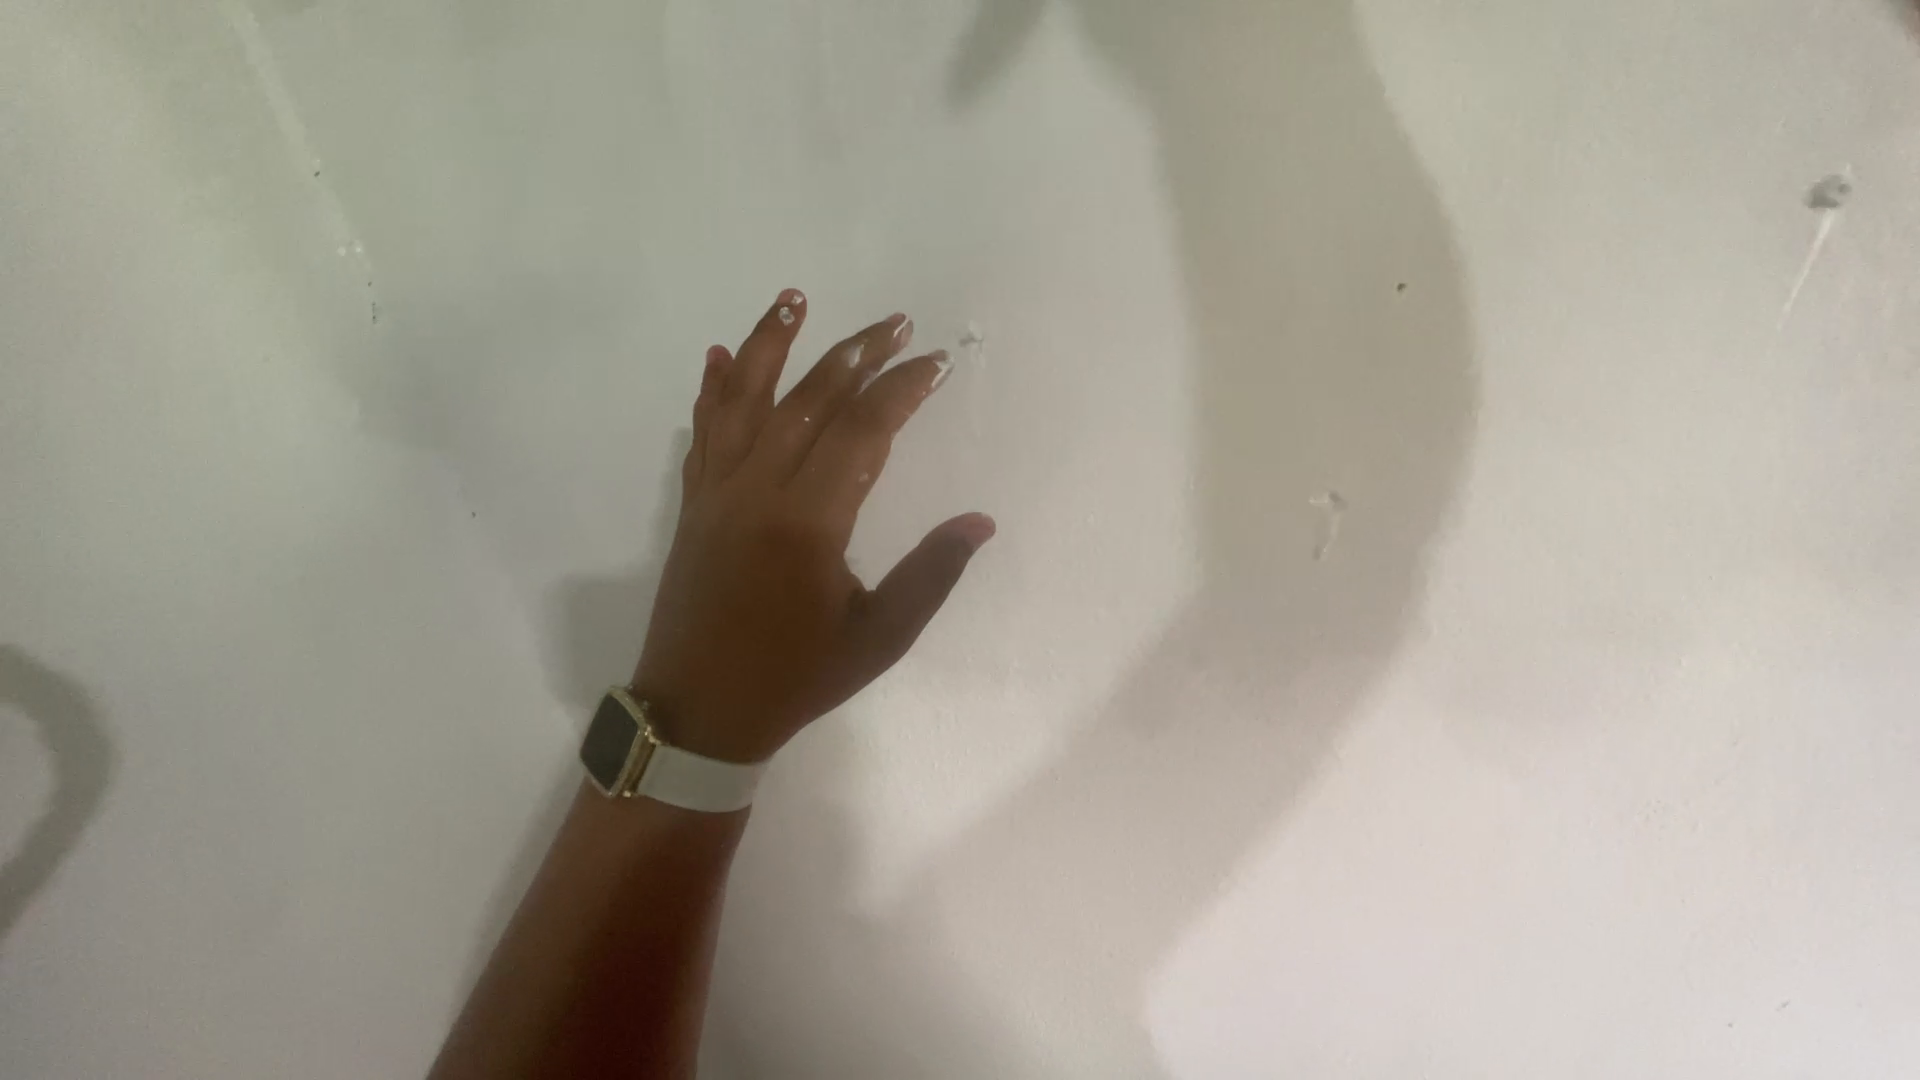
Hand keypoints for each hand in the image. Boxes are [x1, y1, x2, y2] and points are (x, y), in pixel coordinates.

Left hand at [631, 290, 994, 762]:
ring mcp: (719, 493)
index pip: (864, 432)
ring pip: (746, 400)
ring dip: (772, 345)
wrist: (699, 713)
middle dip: (855, 354)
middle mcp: (760, 490)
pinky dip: (714, 390)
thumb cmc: (796, 678)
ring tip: (794, 298)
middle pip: (811, 401)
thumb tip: (979, 521)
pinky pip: (704, 433)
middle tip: (893, 322)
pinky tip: (719, 356)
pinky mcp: (695, 505)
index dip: (902, 390)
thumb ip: (931, 573)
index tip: (935, 361)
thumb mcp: (880, 637)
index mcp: (810, 522)